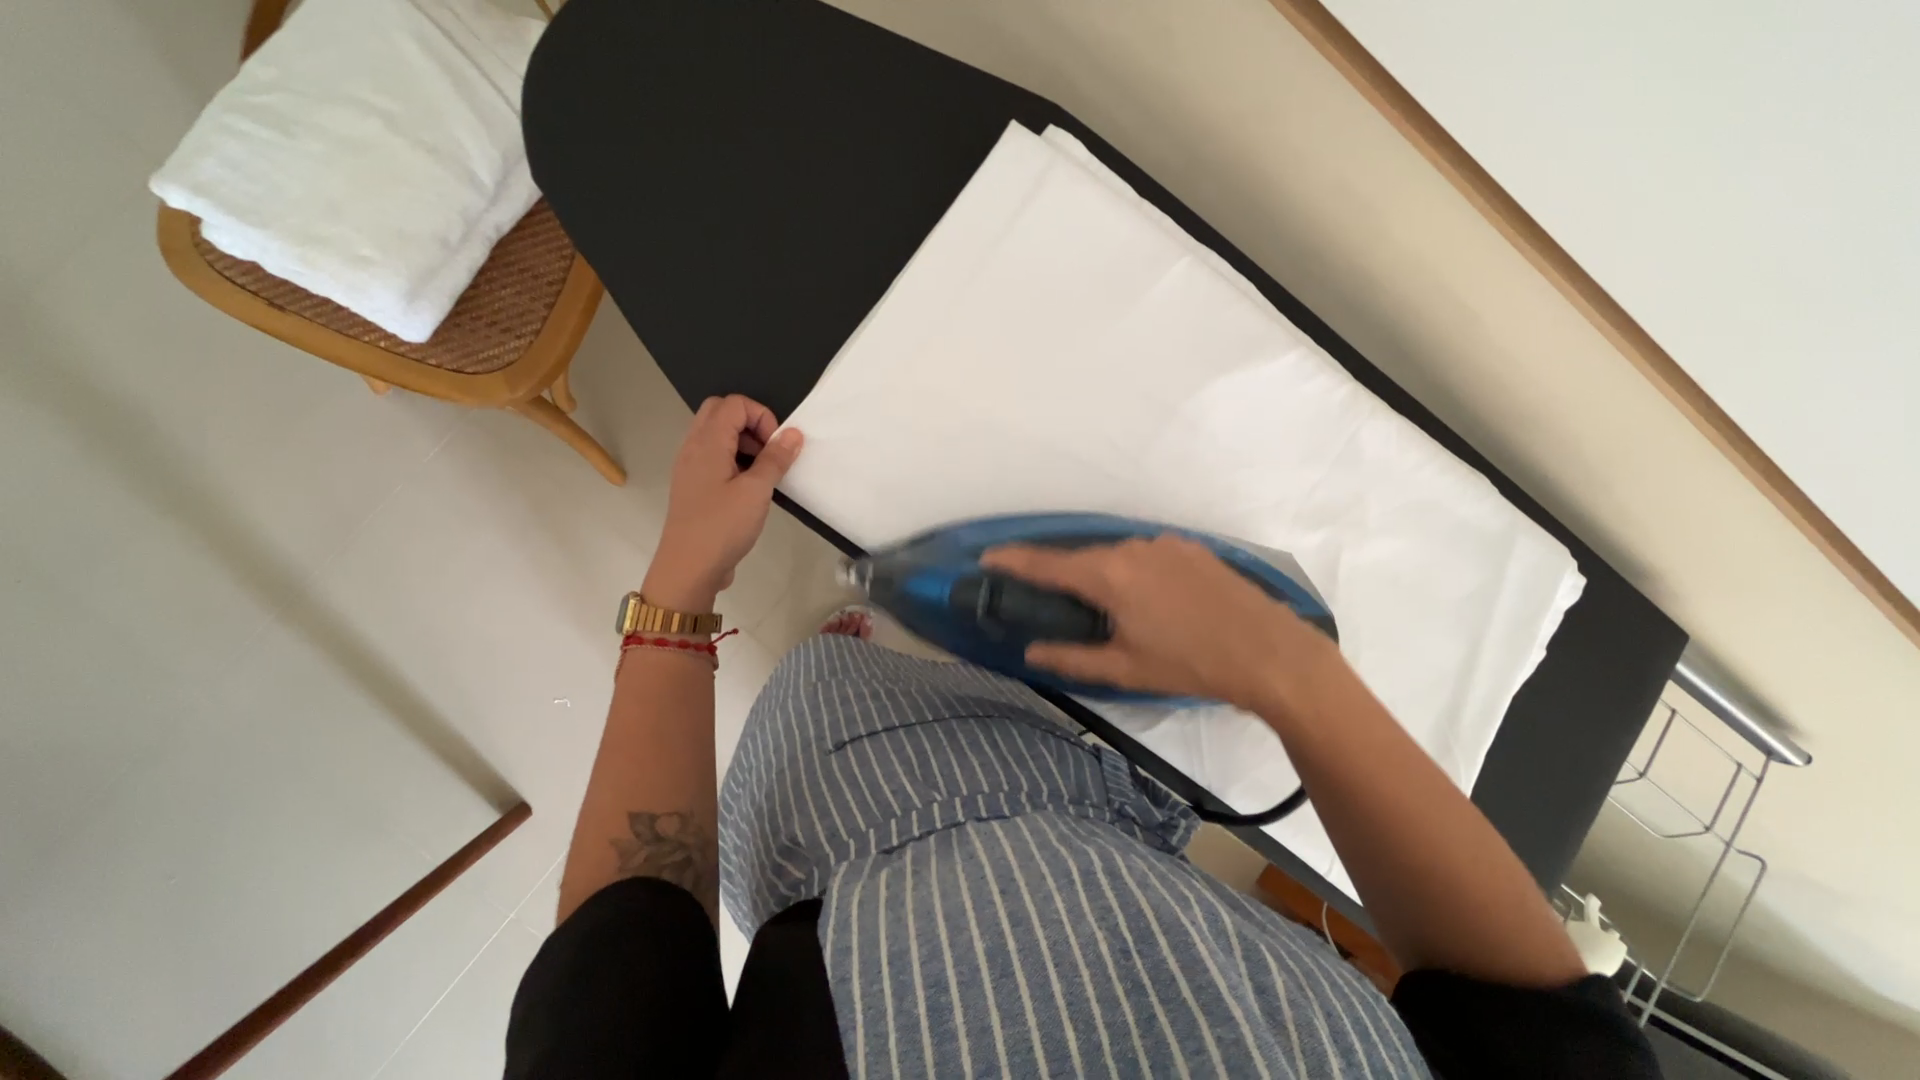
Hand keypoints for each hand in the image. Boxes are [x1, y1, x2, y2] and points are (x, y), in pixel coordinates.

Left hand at [643, 395, 803, 611]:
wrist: (688, 568)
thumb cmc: (723, 526)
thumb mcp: (757, 491)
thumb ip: (776, 459)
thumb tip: (793, 433)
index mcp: (707, 442)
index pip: (734, 403)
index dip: (761, 416)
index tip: (776, 447)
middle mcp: (693, 447)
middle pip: (720, 412)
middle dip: (751, 424)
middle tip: (768, 453)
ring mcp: (690, 467)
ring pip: (715, 434)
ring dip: (742, 442)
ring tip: (761, 472)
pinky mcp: (692, 485)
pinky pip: (712, 456)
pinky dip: (733, 459)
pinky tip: (747, 487)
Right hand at [981, 535, 1338, 715]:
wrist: (1271, 652)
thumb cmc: (1191, 665)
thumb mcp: (1125, 669)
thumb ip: (1071, 657)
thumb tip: (1031, 651)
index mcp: (1109, 575)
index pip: (1047, 564)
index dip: (1013, 561)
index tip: (985, 558)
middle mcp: (1133, 548)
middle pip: (1082, 558)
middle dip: (1059, 575)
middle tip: (1044, 599)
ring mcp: (1166, 545)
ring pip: (1115, 557)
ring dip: (1099, 576)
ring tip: (1100, 608)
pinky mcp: (1192, 550)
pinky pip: (1145, 556)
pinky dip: (1130, 572)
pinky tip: (1143, 600)